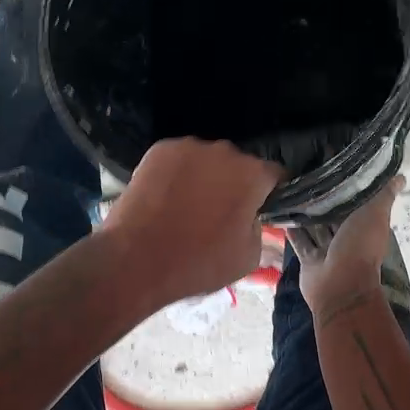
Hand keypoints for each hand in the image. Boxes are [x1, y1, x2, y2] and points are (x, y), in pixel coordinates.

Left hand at [103, 138, 283, 306]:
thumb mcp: (248, 257)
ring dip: (205, 176)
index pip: (274, 175)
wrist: (135, 260)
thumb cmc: (197, 263)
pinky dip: (177, 173)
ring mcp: (190, 146)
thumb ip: (259, 227)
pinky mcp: (161, 148)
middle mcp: (226, 151)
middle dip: (234, 183)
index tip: (259, 209)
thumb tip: (250, 215)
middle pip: (239, 165)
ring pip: (207, 159)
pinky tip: (166, 197)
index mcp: (252, 175)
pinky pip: (179, 159)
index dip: (270, 192)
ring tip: (187, 206)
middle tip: (219, 213)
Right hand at [291, 175, 402, 317]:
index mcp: (365, 225)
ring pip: (315, 226)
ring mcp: (327, 250)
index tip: (333, 164)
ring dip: (306, 212)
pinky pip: (300, 241)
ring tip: (291, 189)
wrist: (340, 287)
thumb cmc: (360, 247)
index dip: (347, 184)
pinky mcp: (309, 260)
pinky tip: (282, 211)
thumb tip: (401, 177)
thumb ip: (384, 195)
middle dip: (324, 198)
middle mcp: (347, 237)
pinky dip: (292, 229)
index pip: (355, 200)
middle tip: (306, 173)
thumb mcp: (375, 214)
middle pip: (333, 213)